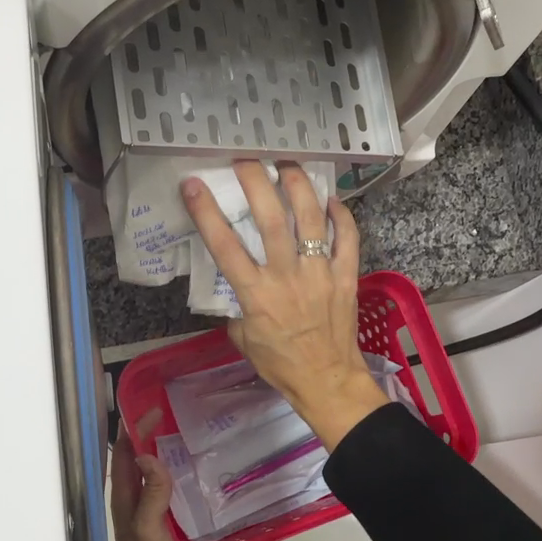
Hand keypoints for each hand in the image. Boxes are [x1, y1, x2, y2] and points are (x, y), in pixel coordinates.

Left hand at [111, 411, 184, 540]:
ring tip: (182, 432)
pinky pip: (163, 486)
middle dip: (147, 434)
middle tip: (172, 414)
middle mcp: (131, 496)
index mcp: (124, 495)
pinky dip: (172, 471)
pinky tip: (190, 467)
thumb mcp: (149, 526)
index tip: (153, 409)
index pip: (124, 452)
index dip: (134, 429)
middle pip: (135, 457)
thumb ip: (151, 492)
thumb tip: (148, 455)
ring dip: (160, 450)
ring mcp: (146, 507)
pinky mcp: (160, 517)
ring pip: (149, 470)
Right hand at [180, 161, 388, 449]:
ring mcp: (320, 274)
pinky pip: (347, 237)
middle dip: (257, 182)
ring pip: (311, 218)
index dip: (206, 212)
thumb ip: (237, 308)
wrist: (326, 381)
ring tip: (288, 164)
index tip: (194, 185)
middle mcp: (287, 278)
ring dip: (298, 185)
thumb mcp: (243, 340)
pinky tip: (330, 199)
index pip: (225, 247)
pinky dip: (340, 214)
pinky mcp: (346, 276)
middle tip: (247, 160)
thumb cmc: (280, 364)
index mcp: (256, 295)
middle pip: (272, 219)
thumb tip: (236, 286)